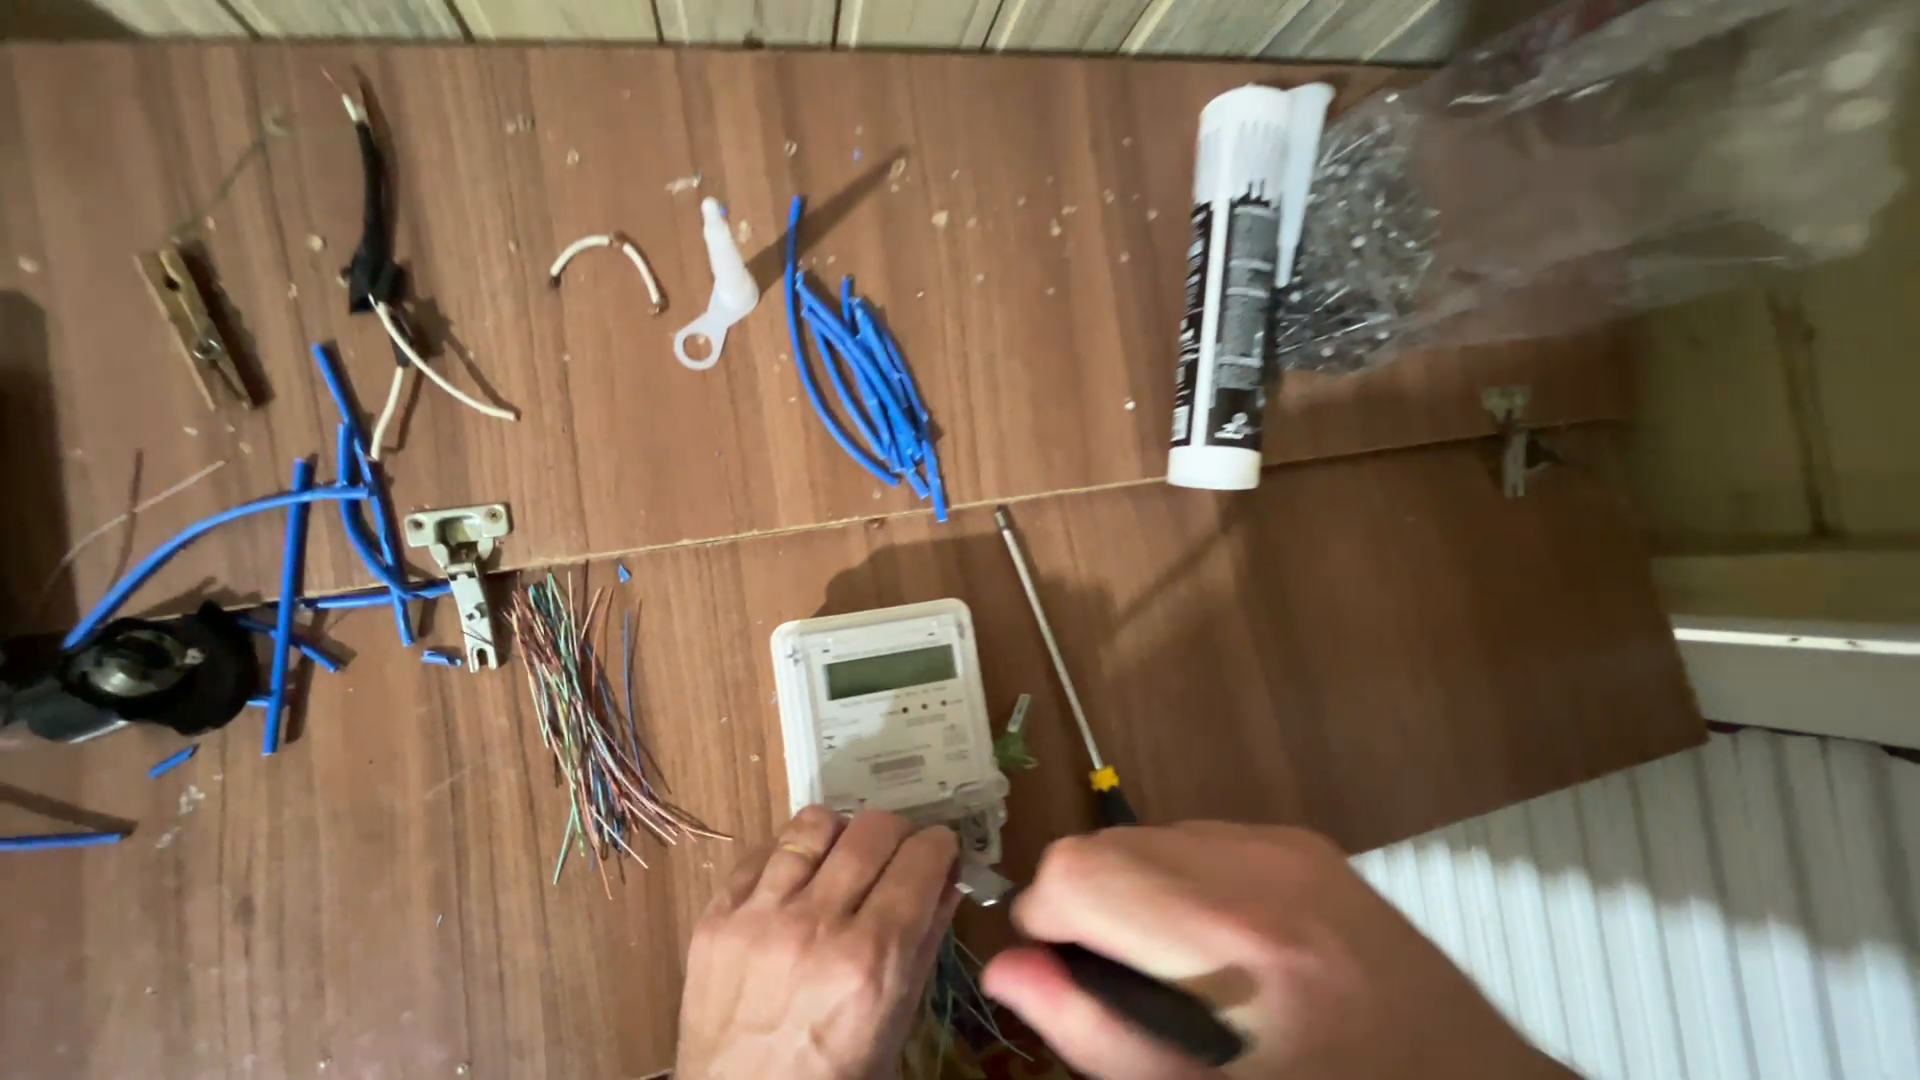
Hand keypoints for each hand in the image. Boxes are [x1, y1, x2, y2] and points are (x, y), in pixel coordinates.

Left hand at [674, 805, 961, 1079]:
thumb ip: (924, 941)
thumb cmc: (835, 1077)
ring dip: (841, 833)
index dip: (940, 846)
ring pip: (813, 824)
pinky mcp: (715, 918)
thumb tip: (947, 878)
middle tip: (898, 851)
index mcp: (871, 959)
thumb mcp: (896, 1020)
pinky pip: (761, 851)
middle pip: (872, 829)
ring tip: (843, 855)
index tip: (940, 850)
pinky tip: (797, 879)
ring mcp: (758, 917)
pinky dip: (788, 856)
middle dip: (898, 832)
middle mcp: (816, 926)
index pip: (921, 859)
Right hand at [982, 822, 1572, 1078]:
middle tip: (1120, 981)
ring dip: (1129, 890)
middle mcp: (1262, 864)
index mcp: (1240, 938)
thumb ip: (1094, 1033)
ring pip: (1144, 835)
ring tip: (1171, 965)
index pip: (1078, 870)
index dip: (1046, 921)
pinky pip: (1194, 837)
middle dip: (1085, 906)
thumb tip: (1005, 968)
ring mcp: (1288, 844)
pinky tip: (1213, 941)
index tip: (1062, 974)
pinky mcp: (1303, 841)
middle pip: (1104, 844)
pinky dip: (1174, 879)